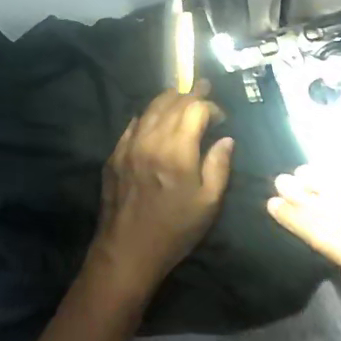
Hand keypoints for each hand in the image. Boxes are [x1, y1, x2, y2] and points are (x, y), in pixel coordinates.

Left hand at [89, 84, 233, 295]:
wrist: (127, 250)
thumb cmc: (175, 230)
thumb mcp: (208, 203)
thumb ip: (218, 165)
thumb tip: (226, 138)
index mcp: (177, 150)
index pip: (194, 110)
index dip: (210, 106)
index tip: (221, 116)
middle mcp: (151, 139)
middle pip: (170, 103)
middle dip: (189, 94)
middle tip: (203, 89)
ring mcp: (128, 145)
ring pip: (148, 110)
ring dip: (166, 100)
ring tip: (180, 95)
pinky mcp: (114, 155)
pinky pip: (132, 125)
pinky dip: (146, 116)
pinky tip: (152, 117)